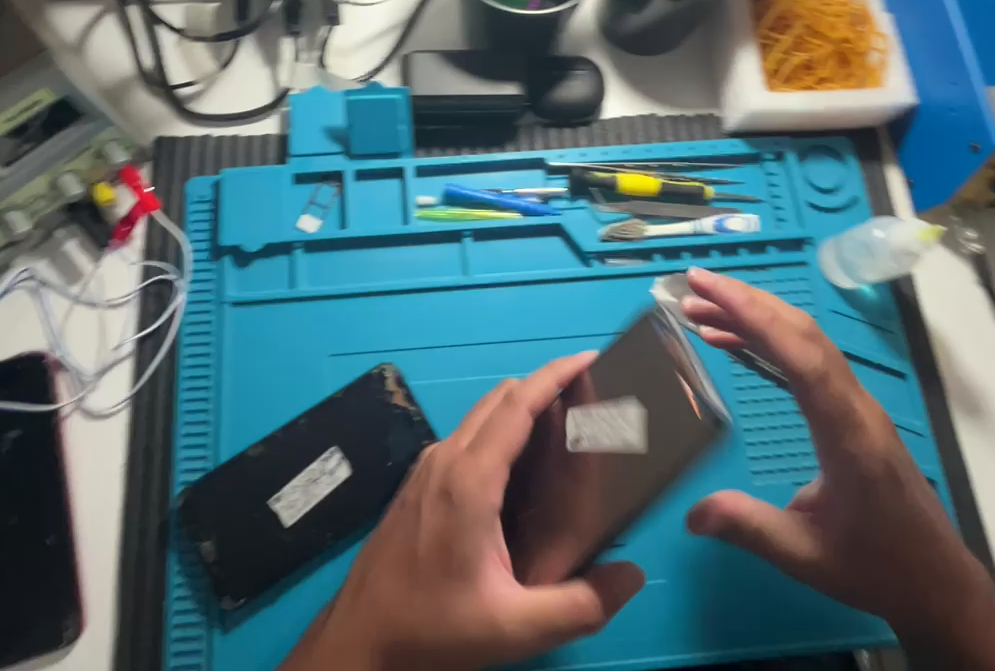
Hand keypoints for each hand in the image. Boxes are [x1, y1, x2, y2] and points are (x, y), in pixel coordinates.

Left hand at [283, 353, 645, 670]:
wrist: (360, 637)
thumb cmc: (433, 627)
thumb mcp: (513, 628)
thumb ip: (579, 604)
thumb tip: (634, 575)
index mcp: (470, 479)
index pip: (517, 405)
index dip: (554, 375)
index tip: (588, 357)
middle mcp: (446, 458)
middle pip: (500, 399)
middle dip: (544, 386)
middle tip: (588, 396)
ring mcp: (428, 466)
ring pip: (481, 414)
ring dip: (520, 406)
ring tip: (562, 424)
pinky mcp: (419, 480)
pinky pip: (467, 434)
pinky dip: (499, 427)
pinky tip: (519, 461)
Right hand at [679, 268, 994, 667]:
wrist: (937, 583)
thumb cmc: (877, 567)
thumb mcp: (807, 556)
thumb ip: (749, 527)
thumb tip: (690, 514)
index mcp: (848, 434)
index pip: (802, 357)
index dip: (755, 316)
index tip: (710, 288)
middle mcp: (855, 406)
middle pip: (802, 333)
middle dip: (746, 300)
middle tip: (692, 284)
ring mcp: (856, 404)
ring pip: (805, 340)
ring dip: (754, 316)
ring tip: (699, 308)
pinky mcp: (850, 410)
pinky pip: (806, 358)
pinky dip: (766, 340)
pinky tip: (731, 341)